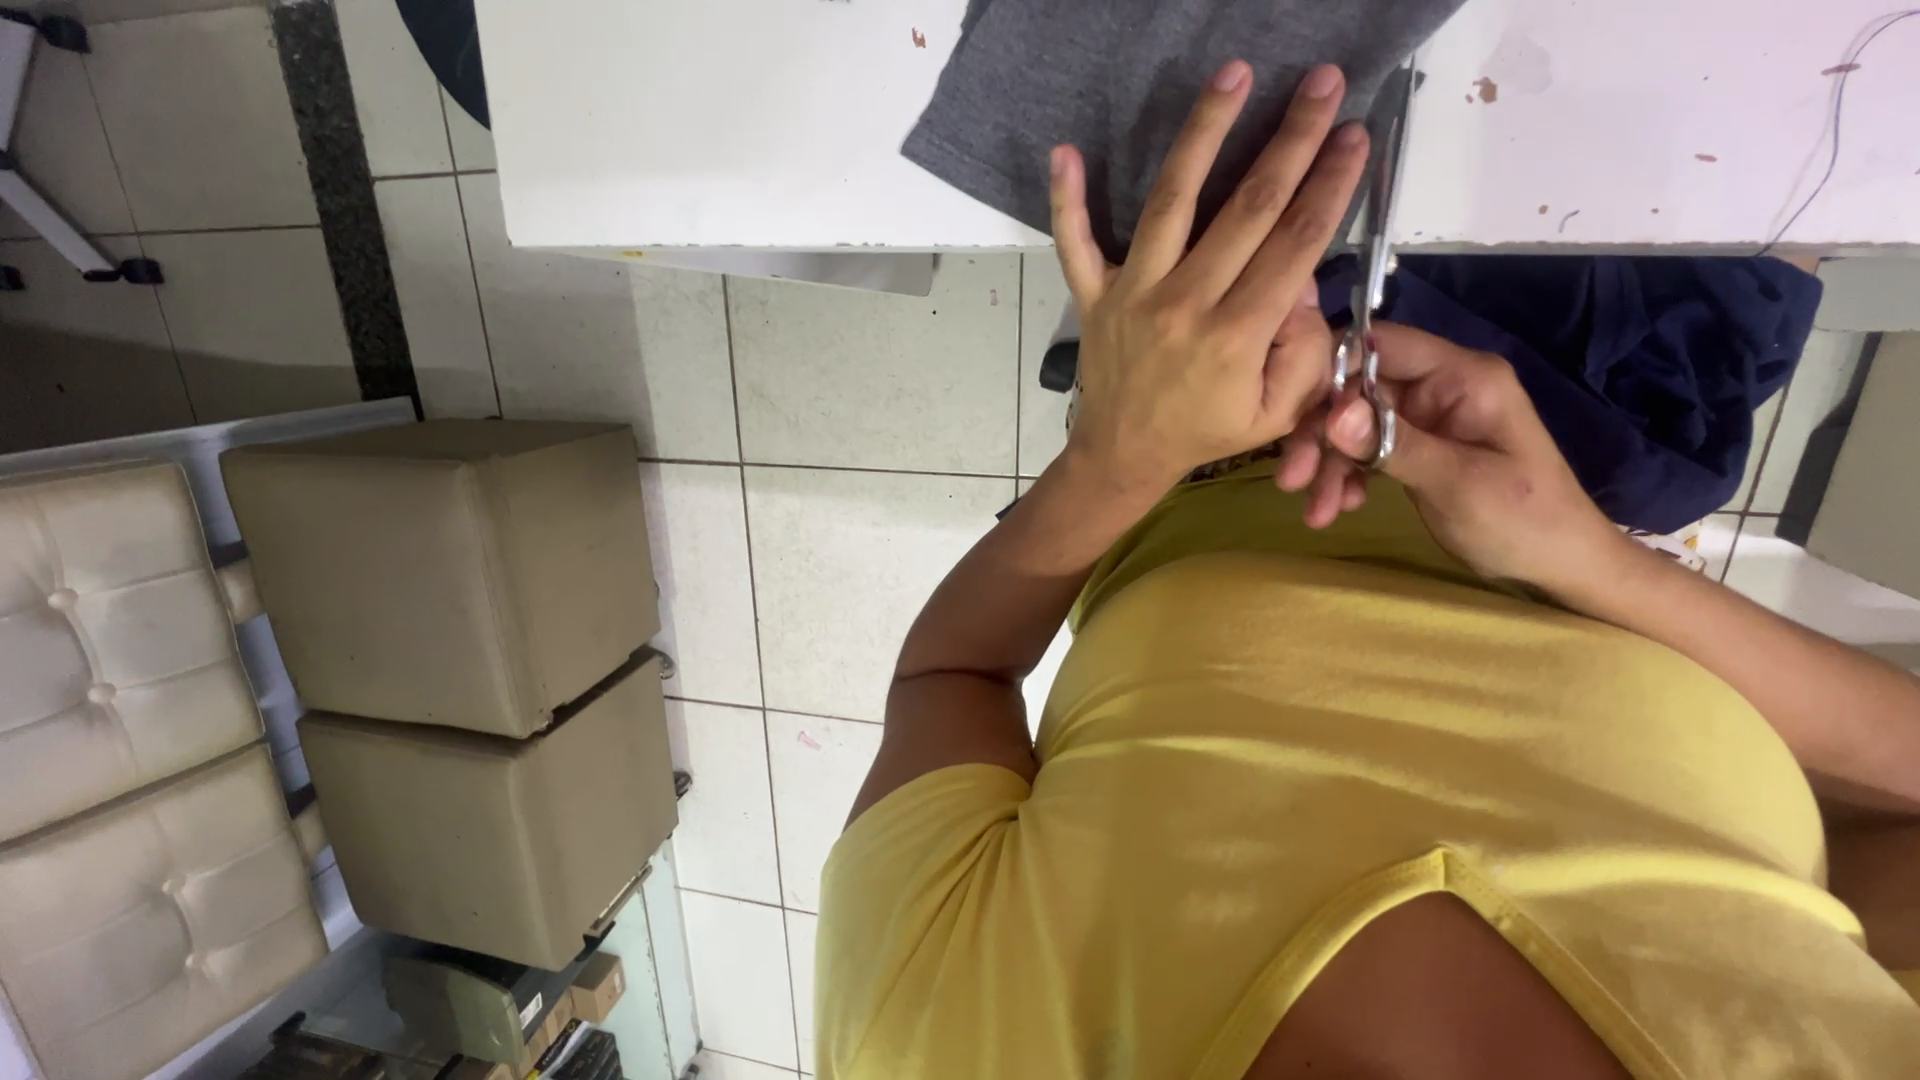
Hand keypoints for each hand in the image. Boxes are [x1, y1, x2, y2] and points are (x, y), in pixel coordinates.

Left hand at [1050, 59, 1369, 496]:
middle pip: (1246, 208)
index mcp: (1235, 336)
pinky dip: (1067, 200)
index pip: (1295, 244)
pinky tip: (1065, 151)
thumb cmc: (1203, 433)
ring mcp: (1132, 295)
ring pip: (1171, 201)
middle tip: (1322, 84)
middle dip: (1292, 142)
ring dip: (1204, 133)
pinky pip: (1075, 244)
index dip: (1330, 186)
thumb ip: (1305, 353)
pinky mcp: (1093, 297)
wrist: (1124, 454)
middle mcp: (1184, 304)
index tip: (1355, 136)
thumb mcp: (1275, 413)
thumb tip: (1304, 285)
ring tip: (1233, 76)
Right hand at [1302, 322, 1629, 591]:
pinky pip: (1363, 450)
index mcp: (1461, 377)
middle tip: (1292, 479)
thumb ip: (1393, 444)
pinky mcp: (1413, 449)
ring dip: (1327, 464)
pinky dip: (1344, 477)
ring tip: (1316, 511)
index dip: (1331, 371)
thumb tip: (1332, 415)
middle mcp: (1439, 388)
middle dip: (1321, 434)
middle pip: (1355, 390)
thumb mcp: (1457, 483)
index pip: (1381, 344)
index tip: (1293, 416)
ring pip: (1351, 425)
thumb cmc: (1523, 520)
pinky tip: (1339, 507)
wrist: (1558, 569)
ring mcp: (1425, 419)